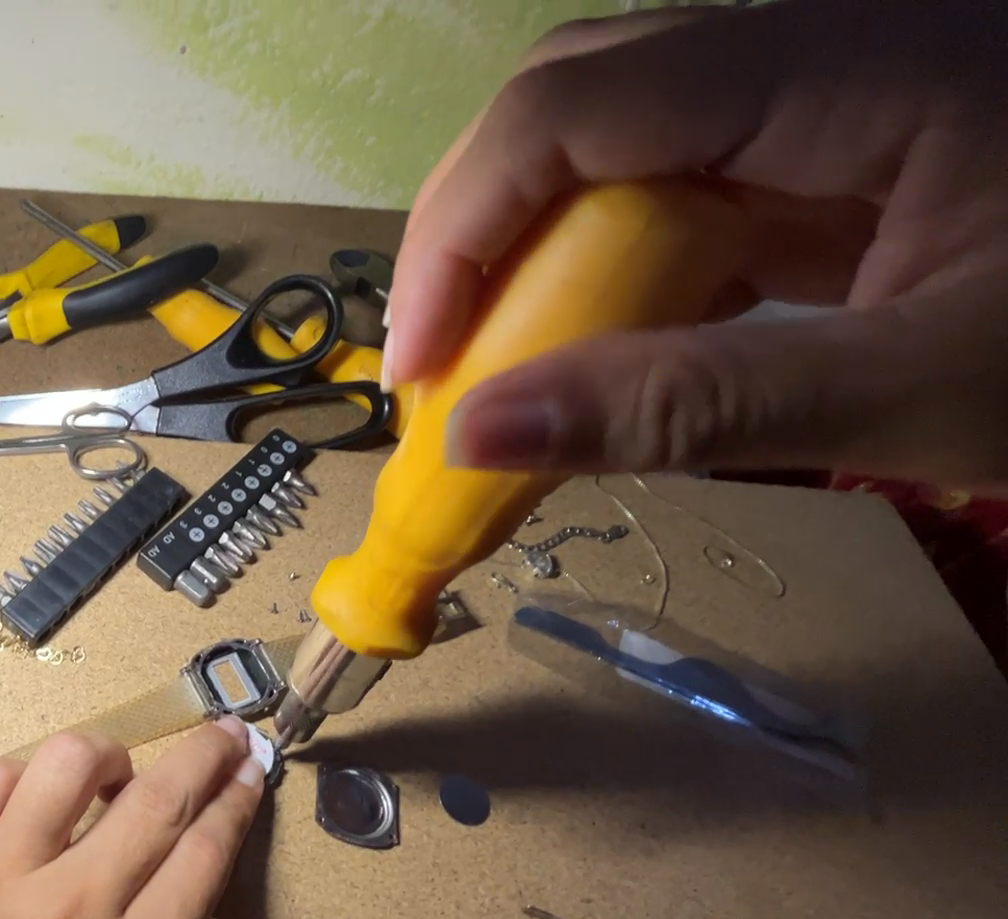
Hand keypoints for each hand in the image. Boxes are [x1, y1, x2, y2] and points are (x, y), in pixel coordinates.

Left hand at [0, 717, 264, 918]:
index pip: (202, 858)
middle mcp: (68, 910)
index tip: (248, 772)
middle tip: (220, 731)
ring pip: (67, 762)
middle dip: (203, 754)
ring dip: (104, 752)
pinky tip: (25, 797)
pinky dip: (16, 772)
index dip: (235, 804)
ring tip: (110, 769)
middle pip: (157, 799)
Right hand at [384, 0, 1007, 488]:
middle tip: (434, 357)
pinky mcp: (786, 163)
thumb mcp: (924, 390)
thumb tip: (474, 437)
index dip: (459, 230)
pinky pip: (629, 196)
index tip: (421, 363)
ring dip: (503, 256)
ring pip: (579, 146)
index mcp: (857, 65)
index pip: (573, 105)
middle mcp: (803, 54)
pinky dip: (565, 277)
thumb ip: (689, 410)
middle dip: (463, 235)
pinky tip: (567, 344)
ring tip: (482, 356)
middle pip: (558, 103)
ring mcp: (791, 108)